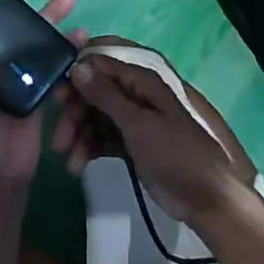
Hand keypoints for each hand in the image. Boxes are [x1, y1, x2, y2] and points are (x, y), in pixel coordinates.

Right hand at [61, 38, 256, 225]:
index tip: (55, 96)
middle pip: (94, 91)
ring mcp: (134, 118)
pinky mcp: (132, 141)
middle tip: (58, 140)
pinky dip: (90, 148)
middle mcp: (136, 93)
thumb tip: (77, 66)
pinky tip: (79, 165)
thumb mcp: (139, 125)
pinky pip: (103, 136)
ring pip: (95, 116)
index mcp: (143, 80)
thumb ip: (106, 95)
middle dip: (74, 113)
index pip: (100, 62)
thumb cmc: (176, 155)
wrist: (208, 200)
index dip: (76, 76)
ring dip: (79, 135)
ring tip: (68, 160)